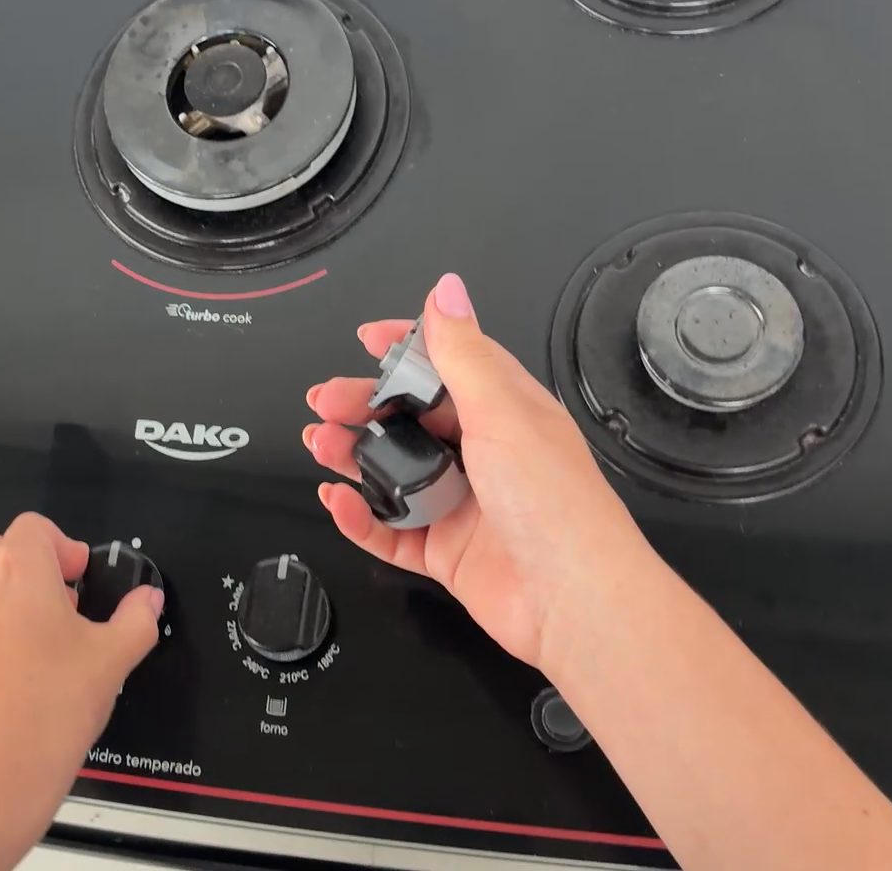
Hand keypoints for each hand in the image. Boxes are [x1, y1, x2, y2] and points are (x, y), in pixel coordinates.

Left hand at [0, 512, 162, 867]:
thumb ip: (137, 617)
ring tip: (31, 635)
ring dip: (3, 590)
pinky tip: (0, 664)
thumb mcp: (113, 658)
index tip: (79, 580)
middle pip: (1, 546)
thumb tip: (148, 598)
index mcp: (20, 567)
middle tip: (60, 606)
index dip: (64, 547)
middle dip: (32, 566)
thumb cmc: (54, 708)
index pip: (37, 527)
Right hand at [302, 273, 646, 665]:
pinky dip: (359, 516)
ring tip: (317, 444)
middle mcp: (478, 452)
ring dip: (350, 455)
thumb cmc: (550, 500)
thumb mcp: (501, 412)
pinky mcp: (443, 549)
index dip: (404, 347)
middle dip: (360, 405)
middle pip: (406, 417)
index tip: (365, 337)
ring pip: (390, 470)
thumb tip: (446, 287)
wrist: (574, 604)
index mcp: (501, 410)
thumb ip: (462, 353)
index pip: (445, 365)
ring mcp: (457, 502)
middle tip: (322, 401)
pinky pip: (388, 528)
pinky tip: (337, 501)